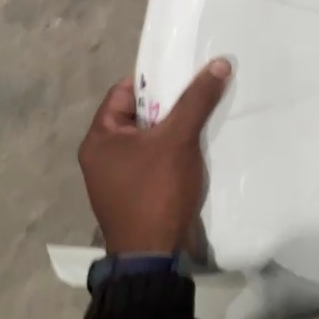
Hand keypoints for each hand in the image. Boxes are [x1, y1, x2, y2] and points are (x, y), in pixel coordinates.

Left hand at [79, 57, 232, 254]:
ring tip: (205, 112)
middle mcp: (103, 155)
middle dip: (170, 102)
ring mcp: (119, 176)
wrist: (153, 255)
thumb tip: (219, 63)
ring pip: (151, 136)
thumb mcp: (178, 138)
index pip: (124, 92)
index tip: (184, 73)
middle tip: (200, 90)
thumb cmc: (155, 191)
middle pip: (140, 113)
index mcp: (99, 138)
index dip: (154, 80)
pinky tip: (199, 143)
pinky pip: (156, 157)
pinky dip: (175, 148)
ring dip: (176, 125)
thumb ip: (197, 99)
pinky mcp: (136, 191)